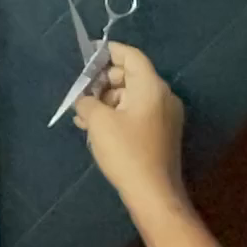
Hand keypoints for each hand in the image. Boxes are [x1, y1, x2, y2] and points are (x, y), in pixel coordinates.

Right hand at [73, 42, 187, 210]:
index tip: (88, 53)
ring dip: (106, 100)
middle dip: (103, 80)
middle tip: (81, 92)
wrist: (153, 194)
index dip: (109, 51)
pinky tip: (95, 127)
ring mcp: (164, 116)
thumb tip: (85, 100)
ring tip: (83, 115)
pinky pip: (136, 112)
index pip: (131, 56)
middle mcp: (163, 96)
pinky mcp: (161, 133)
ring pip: (131, 96)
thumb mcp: (98, 121)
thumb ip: (87, 101)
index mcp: (151, 87)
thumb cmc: (126, 151)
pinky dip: (117, 114)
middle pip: (130, 76)